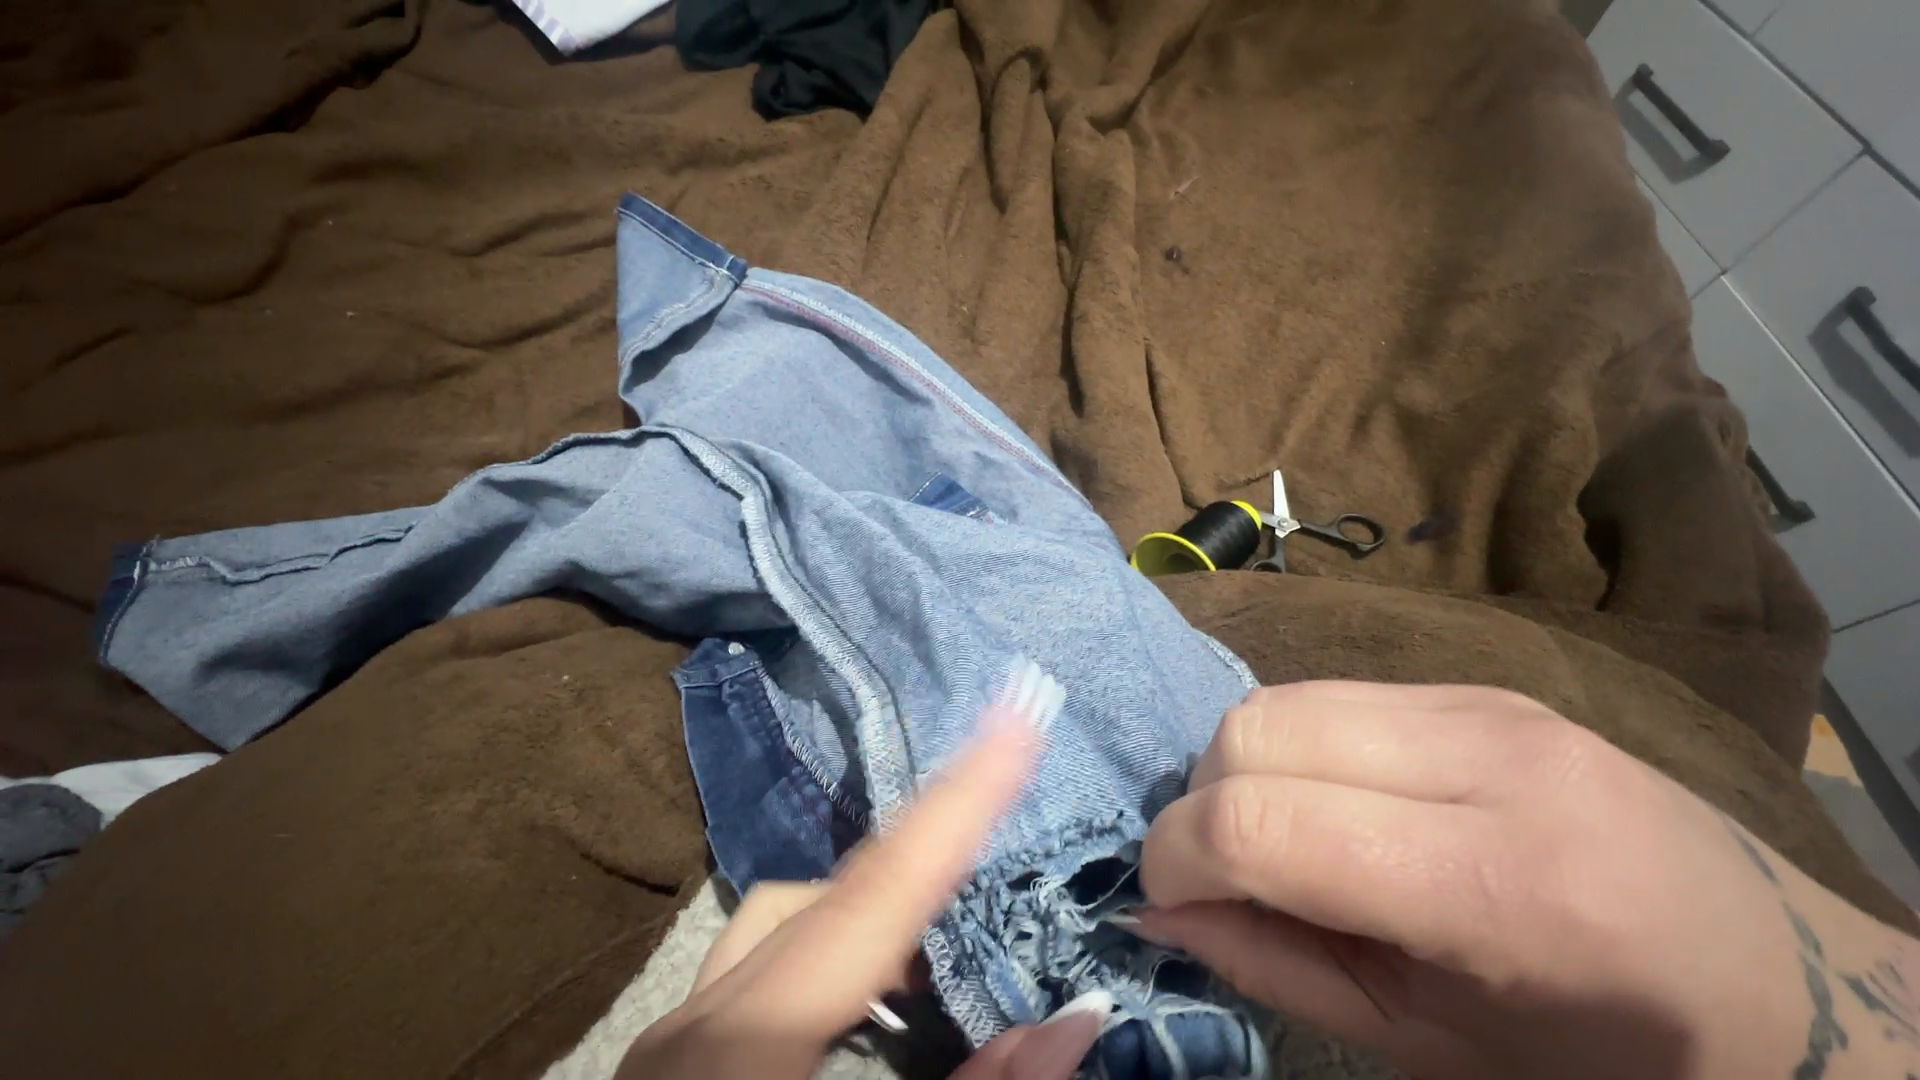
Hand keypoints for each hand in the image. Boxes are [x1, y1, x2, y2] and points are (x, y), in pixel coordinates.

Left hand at [618, 710, 1113, 1079]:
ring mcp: (672, 1037)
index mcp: (745, 1045)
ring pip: (783, 926)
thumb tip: (1073, 1023)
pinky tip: (859, 1014)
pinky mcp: (670, 1060)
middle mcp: (697, 1020)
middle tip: (987, 903)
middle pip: (827, 900)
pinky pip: (758, 968)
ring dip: (868, 924)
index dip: (956, 802)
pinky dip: (823, 962)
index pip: (876, 894)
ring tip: (931, 969)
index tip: (1014, 716)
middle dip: (918, 878)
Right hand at [1136, 681, 1919, 1079]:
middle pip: (1254, 731)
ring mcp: (1488, 702)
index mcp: (1499, 885)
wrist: (1784, 984)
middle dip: (1199, 803)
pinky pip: (1329, 694)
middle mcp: (1491, 761)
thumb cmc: (1605, 1058)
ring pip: (1280, 697)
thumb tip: (1153, 906)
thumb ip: (1271, 966)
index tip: (1168, 898)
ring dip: (1239, 768)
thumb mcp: (1423, 1049)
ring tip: (1276, 834)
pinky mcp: (1479, 684)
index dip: (1178, 857)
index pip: (1262, 822)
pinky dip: (1292, 747)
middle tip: (1223, 871)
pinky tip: (1331, 801)